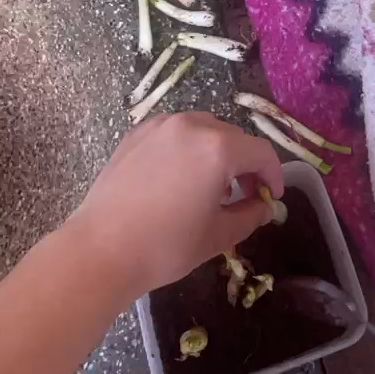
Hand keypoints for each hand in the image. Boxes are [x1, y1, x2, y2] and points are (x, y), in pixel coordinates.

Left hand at [60, 111, 283, 298]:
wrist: (101, 248)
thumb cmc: (165, 245)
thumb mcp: (217, 236)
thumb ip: (249, 215)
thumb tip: (263, 207)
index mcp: (217, 148)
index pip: (260, 151)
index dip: (273, 173)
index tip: (271, 196)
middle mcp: (192, 125)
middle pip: (232, 136)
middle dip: (244, 163)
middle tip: (243, 195)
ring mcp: (161, 125)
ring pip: (203, 129)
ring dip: (215, 151)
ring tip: (209, 186)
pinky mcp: (137, 132)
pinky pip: (174, 132)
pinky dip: (186, 148)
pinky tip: (177, 178)